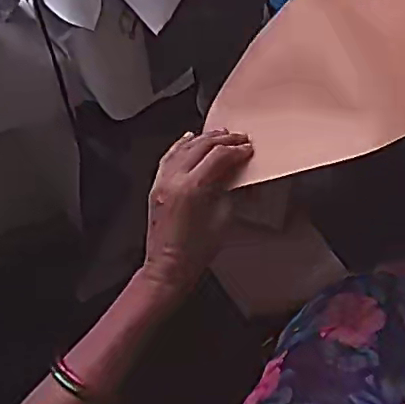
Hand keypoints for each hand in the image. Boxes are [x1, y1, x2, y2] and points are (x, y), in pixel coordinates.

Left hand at [140, 129, 253, 294]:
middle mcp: (174, 180)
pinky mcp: (156, 187)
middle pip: (202, 146)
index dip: (237, 150)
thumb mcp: (223, 217)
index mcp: (192, 188)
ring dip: (204, 138)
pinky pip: (169, 157)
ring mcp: (162, 182)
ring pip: (184, 147)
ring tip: (220, 135)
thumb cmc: (195, 251)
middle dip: (224, 140)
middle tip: (240, 139)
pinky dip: (181, 145)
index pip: (218, 156)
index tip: (248, 149)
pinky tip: (189, 139)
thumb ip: (229, 189)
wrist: (168, 268)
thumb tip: (235, 174)